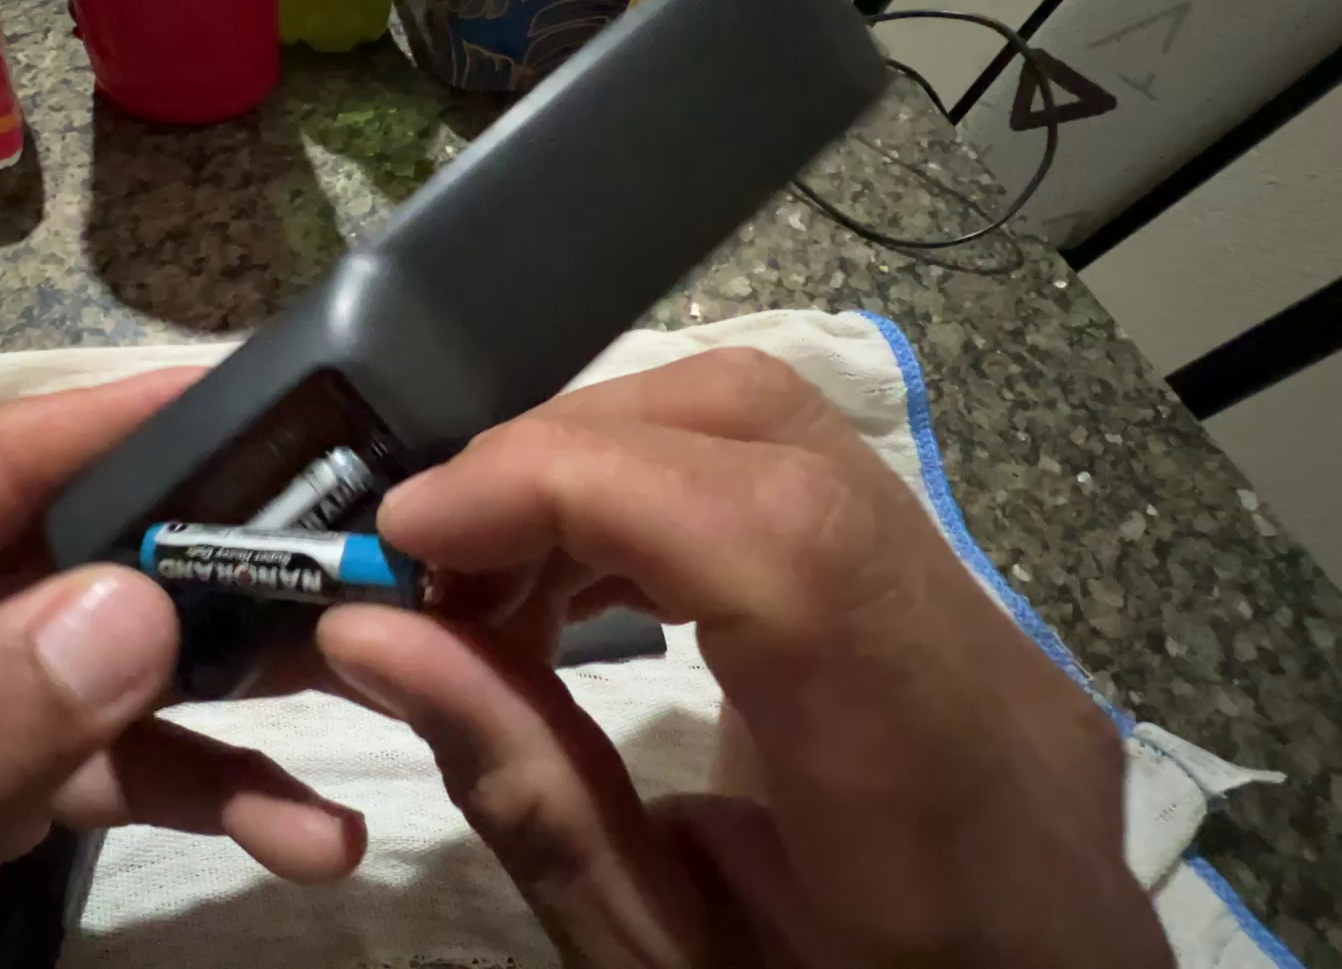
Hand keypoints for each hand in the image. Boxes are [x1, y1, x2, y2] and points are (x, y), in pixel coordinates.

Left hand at [0, 369, 362, 968]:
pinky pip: (107, 758)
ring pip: (111, 657)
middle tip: (345, 545)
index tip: (244, 387)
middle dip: (210, 560)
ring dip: (235, 684)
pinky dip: (202, 785)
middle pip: (66, 554)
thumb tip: (137, 607)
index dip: (111, 421)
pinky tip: (301, 831)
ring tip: (362, 677)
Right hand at [318, 349, 1170, 967]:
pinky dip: (622, 494)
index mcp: (934, 778)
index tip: (415, 531)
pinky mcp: (903, 581)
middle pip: (755, 427)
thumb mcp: (656, 962)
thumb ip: (520, 789)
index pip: (770, 532)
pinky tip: (563, 579)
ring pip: (748, 426)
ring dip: (580, 470)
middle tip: (441, 553)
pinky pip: (750, 469)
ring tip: (488, 576)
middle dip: (554, 458)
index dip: (567, 485)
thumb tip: (370, 634)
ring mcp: (951, 594)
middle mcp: (970, 644)